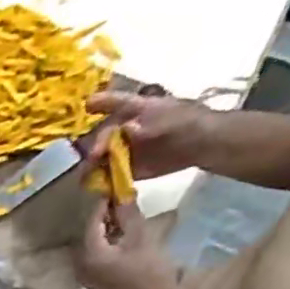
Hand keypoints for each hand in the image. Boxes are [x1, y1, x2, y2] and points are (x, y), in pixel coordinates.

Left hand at [71, 200, 180, 288]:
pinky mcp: (92, 277)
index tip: (115, 185)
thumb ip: (128, 214)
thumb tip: (121, 192)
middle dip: (104, 214)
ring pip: (91, 241)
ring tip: (125, 213)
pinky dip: (106, 240)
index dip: (103, 202)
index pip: (91, 220)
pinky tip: (122, 233)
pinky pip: (94, 252)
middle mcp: (79, 263)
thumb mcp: (140, 238)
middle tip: (123, 198)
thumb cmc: (149, 273)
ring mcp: (84, 272)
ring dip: (106, 227)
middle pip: (88, 230)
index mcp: (88, 254)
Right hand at [86, 91, 219, 179]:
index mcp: (137, 110)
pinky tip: (99, 186)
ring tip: (87, 177)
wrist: (202, 145)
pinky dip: (104, 181)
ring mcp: (126, 149)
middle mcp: (125, 129)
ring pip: (103, 157)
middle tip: (92, 158)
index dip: (102, 103)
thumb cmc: (187, 123)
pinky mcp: (129, 168)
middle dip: (95, 146)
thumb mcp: (169, 120)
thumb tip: (125, 128)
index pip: (117, 103)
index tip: (87, 105)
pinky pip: (111, 174)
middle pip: (104, 135)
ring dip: (94, 167)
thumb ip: (146, 126)